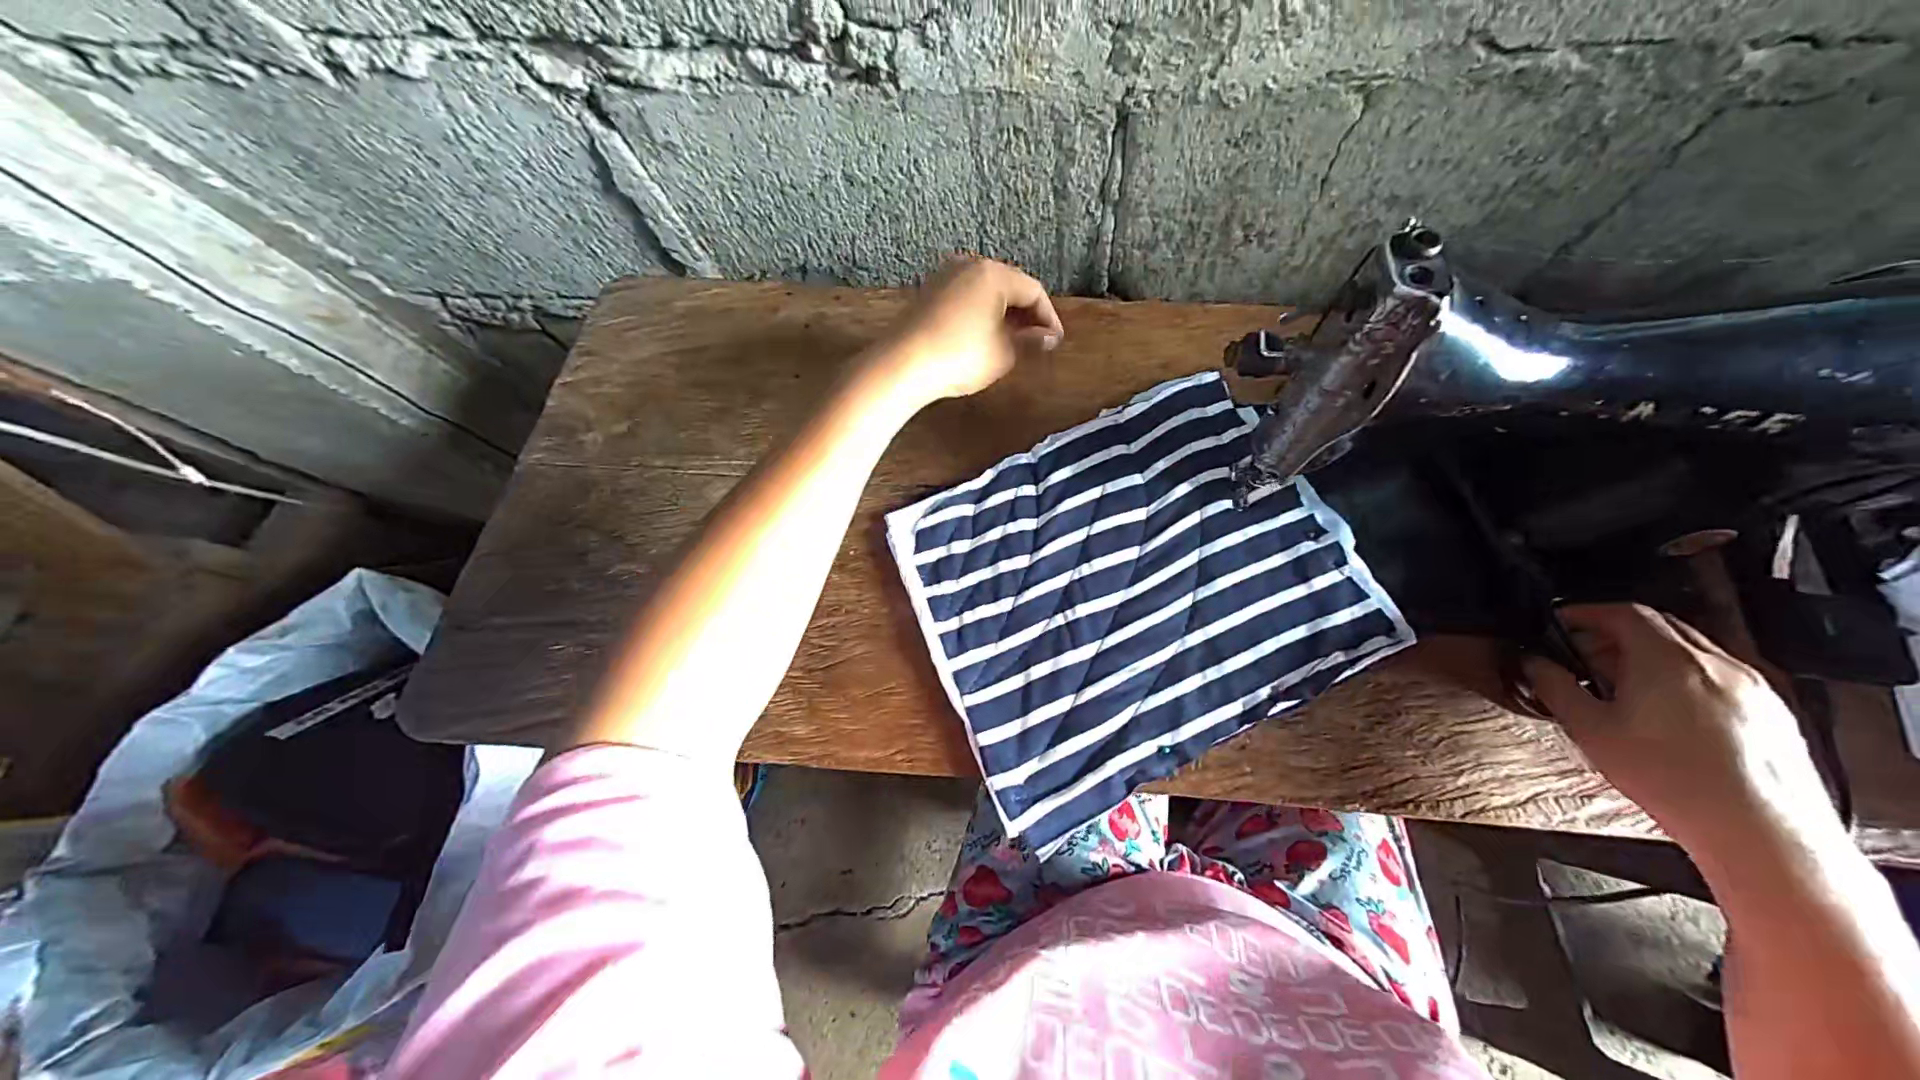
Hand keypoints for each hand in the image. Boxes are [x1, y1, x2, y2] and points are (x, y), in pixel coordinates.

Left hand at [867, 256, 1063, 403]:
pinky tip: (983, 337)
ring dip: (1002, 314)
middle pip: (1009, 286)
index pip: (1034, 291)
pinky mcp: (928, 292)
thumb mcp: (1004, 353)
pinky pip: (965, 297)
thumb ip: (1030, 342)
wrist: (903, 365)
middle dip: (1025, 314)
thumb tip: (1047, 338)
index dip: (1048, 318)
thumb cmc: (960, 357)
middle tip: (1036, 342)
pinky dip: (980, 313)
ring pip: (986, 291)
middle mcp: (969, 265)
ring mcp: (945, 276)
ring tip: (1011, 342)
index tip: (1053, 342)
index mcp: (994, 273)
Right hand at [1521, 604, 1841, 855]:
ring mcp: (1753, 687)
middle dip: (1614, 633)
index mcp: (1668, 659)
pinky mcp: (1773, 712)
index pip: (1623, 612)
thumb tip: (1533, 664)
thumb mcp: (1590, 730)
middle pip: (1659, 626)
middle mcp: (1717, 664)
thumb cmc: (1675, 781)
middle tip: (1583, 653)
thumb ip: (1554, 687)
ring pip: (1691, 651)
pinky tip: (1664, 712)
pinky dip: (1683, 678)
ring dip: (1649, 656)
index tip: (1563, 622)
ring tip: (1620, 685)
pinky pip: (1719, 676)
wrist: (1758, 831)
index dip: (1585, 612)